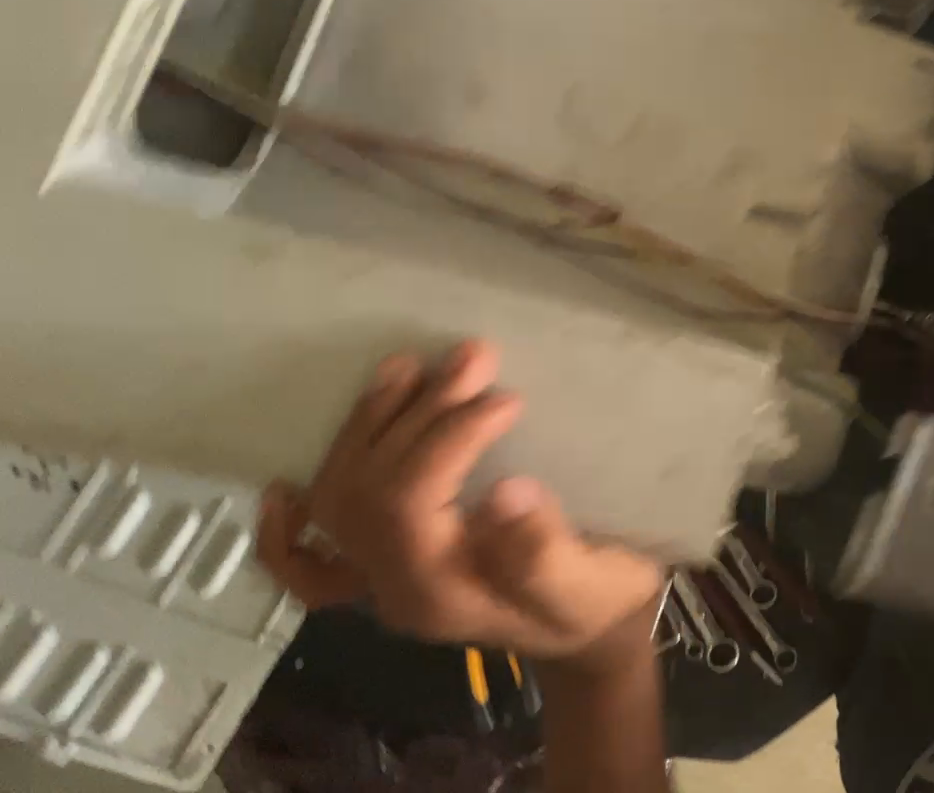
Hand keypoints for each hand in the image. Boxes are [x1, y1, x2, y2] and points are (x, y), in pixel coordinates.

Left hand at [255, 340, 664, 665]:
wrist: (589, 631)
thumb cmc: (593, 602)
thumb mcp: (586, 581)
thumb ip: (544, 549)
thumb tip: (509, 491)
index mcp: (437, 590)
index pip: (410, 501)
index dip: (450, 438)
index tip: (510, 398)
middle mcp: (391, 584)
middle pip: (372, 488)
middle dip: (420, 412)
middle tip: (475, 355)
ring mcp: (380, 578)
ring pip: (340, 498)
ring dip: (369, 426)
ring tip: (410, 365)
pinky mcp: (388, 566)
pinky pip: (313, 555)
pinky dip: (291, 523)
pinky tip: (287, 490)